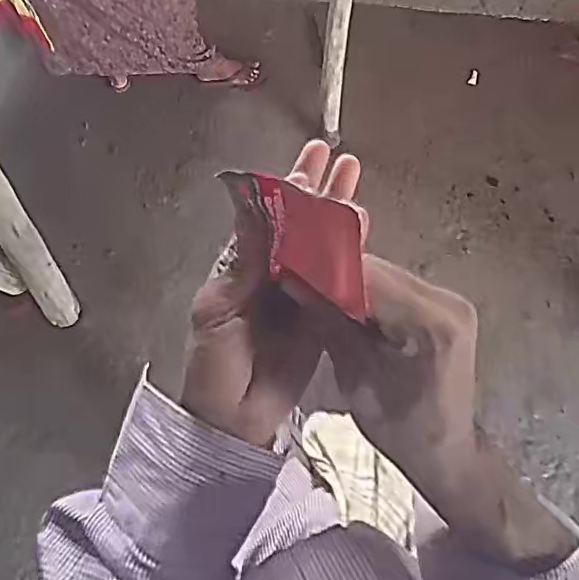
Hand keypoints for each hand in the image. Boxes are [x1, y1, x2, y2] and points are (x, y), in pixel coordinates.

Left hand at [178, 140, 361, 447]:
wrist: (232, 419)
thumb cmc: (213, 364)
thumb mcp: (217, 312)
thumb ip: (241, 266)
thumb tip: (256, 214)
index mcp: (241, 266)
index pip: (266, 217)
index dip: (286, 189)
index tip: (307, 163)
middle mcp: (271, 273)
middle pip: (299, 226)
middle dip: (319, 193)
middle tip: (339, 159)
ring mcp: (298, 295)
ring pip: (322, 249)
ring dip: (338, 218)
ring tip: (355, 186)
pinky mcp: (320, 318)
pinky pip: (337, 284)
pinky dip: (352, 260)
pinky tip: (365, 235)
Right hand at [307, 255, 481, 487]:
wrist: (447, 455)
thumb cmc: (403, 431)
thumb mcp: (356, 379)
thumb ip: (328, 324)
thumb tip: (291, 281)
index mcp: (434, 321)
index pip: (368, 277)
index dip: (325, 273)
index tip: (290, 277)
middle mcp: (446, 300)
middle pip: (376, 270)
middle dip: (334, 276)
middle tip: (297, 286)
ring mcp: (447, 298)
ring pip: (381, 273)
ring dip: (347, 283)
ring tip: (315, 296)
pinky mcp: (440, 303)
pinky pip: (391, 285)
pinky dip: (363, 292)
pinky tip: (343, 308)